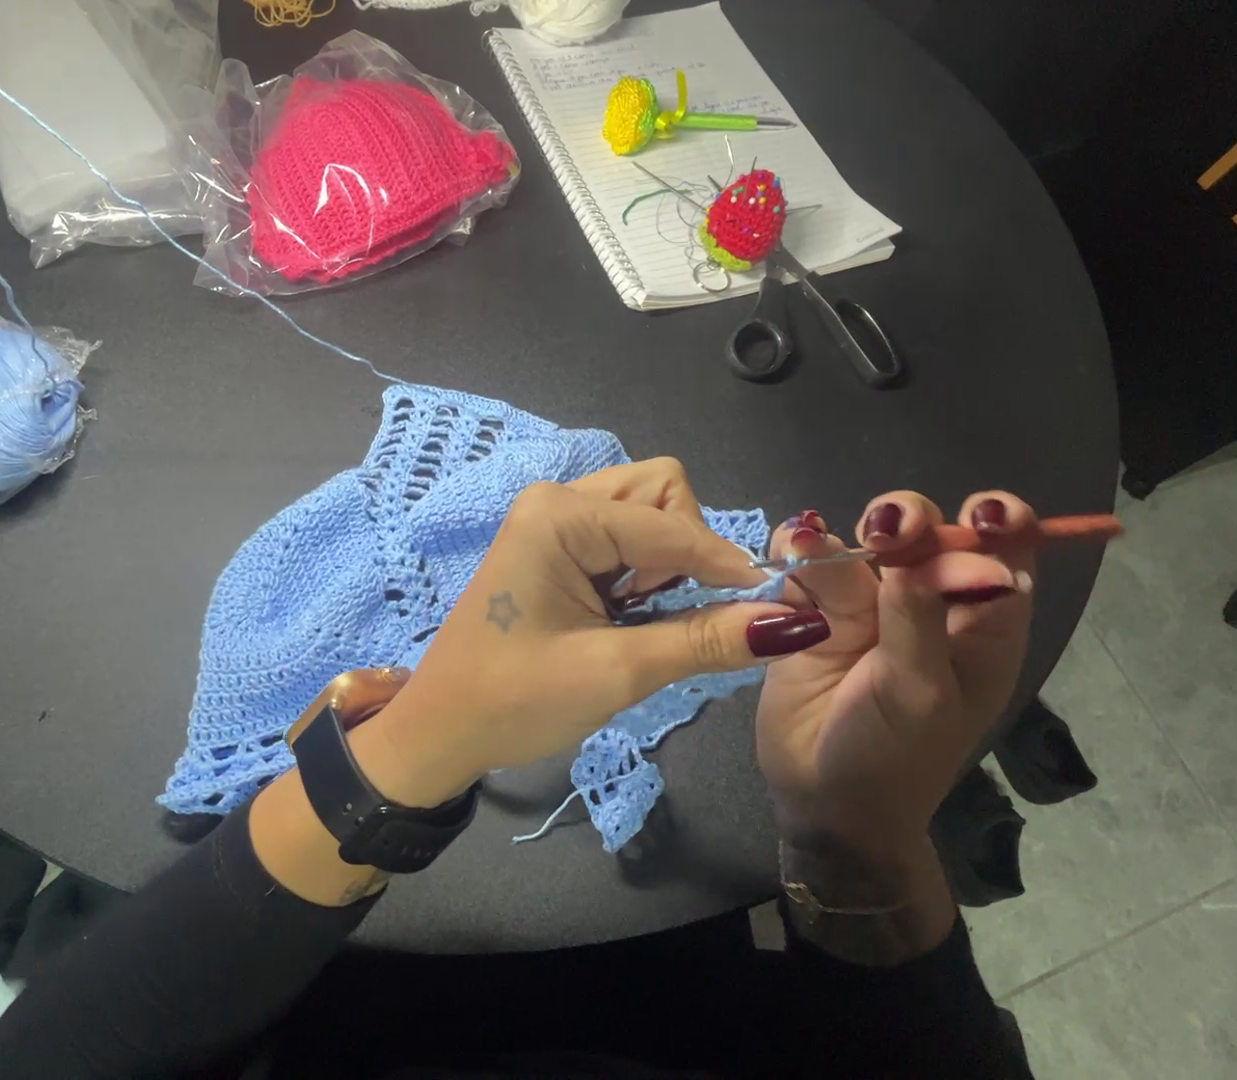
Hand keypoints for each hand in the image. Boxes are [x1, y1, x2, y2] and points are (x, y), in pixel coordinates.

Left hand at [373, 459, 830, 801]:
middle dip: (684, 551)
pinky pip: (624, 536)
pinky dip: (643, 569)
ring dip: (664, 562)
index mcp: (561, 515)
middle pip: (663, 494)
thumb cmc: (515, 702)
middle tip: (661, 613)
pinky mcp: (554, 544)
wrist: (442, 730)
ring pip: (648, 512)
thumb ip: (705, 640)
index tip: (771, 607)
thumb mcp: (616, 672)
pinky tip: (623, 611)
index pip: (673, 524)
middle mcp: (557, 500)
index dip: (726, 564)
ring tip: (636, 617)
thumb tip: (794, 623)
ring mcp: (552, 519)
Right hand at [755, 492, 1035, 858]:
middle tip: (881, 532)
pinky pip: (802, 563)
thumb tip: (914, 544)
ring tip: (802, 547)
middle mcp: (925, 601)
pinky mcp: (809, 610)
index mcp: (980, 623)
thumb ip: (918, 617)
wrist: (823, 799)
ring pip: (856, 541)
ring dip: (834, 539)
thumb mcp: (921, 691)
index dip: (997, 523)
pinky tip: (782, 557)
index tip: (978, 516)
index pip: (1003, 551)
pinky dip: (791, 552)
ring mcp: (863, 602)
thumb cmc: (894, 755)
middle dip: (906, 520)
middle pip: (924, 531)